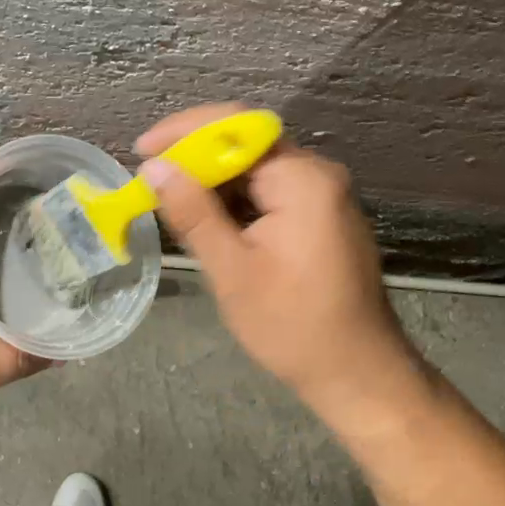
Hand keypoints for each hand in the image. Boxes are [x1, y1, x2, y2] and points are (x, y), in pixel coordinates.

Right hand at [139, 103, 417, 408]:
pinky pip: (268, 186)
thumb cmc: (295, 327)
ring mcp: (322, 193)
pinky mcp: (320, 214)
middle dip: (193, 155)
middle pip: (244, 141)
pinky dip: (233, 195)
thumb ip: (192, 212)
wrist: (361, 378)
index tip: (143, 150)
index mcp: (302, 179)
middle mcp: (317, 173)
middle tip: (151, 176)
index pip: (235, 128)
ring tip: (169, 196)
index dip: (184, 132)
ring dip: (211, 177)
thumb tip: (153, 167)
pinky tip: (205, 216)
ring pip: (253, 165)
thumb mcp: (232, 270)